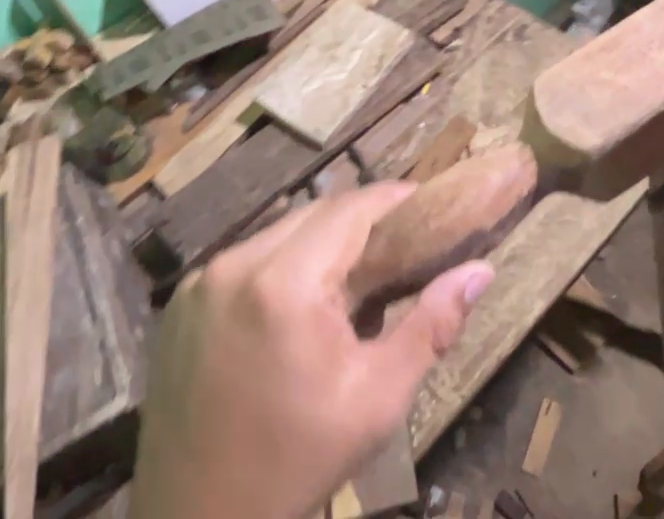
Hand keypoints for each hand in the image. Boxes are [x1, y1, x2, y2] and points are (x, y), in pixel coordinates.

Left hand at [130, 183, 495, 518]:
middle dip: (362, 223)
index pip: (351, 210)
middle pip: (314, 216)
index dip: (395, 201)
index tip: (432, 205)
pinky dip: (284, 266)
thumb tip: (482, 271)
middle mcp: (234, 265)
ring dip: (322, 244)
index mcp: (283, 284)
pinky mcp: (181, 304)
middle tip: (404, 248)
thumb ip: (432, 325)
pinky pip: (246, 262)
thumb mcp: (378, 398)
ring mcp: (201, 283)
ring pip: (279, 235)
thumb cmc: (298, 461)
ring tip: (359, 279)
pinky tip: (304, 306)